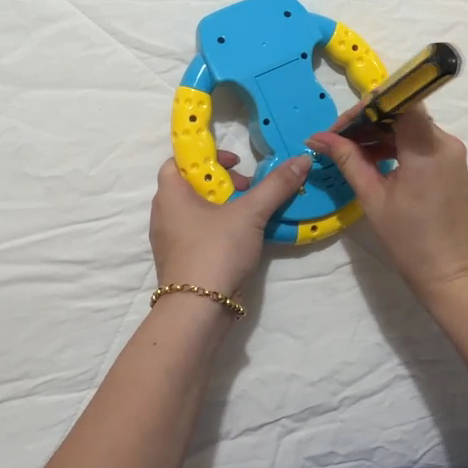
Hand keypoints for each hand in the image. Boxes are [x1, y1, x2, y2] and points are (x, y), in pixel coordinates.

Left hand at [150, 150, 308, 297]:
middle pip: (193, 185)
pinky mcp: (181, 260)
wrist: (198, 311)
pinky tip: (244, 237)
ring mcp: (171, 239)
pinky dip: (220, 227)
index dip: (207, 156)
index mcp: (171, 194)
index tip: (236, 163)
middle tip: (249, 189)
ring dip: (224, 206)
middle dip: (224, 182)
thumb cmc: (216, 251)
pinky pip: (199, 232)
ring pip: (197, 210)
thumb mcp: (250, 213)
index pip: (180, 160)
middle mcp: (164, 213)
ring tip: (251, 213)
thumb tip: (302, 159)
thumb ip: (276, 185)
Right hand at [308, 111, 467, 299]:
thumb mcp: (372, 196)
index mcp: (427, 147)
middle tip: (337, 138)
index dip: (367, 107)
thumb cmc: (409, 238)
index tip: (341, 126)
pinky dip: (395, 143)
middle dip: (368, 120)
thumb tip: (318, 138)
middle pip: (403, 112)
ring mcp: (450, 150)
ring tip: (347, 148)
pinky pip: (419, 140)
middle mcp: (444, 140)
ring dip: (379, 132)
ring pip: (410, 125)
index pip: (398, 102)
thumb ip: (348, 159)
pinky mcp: (449, 161)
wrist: (449, 270)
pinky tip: (370, 156)